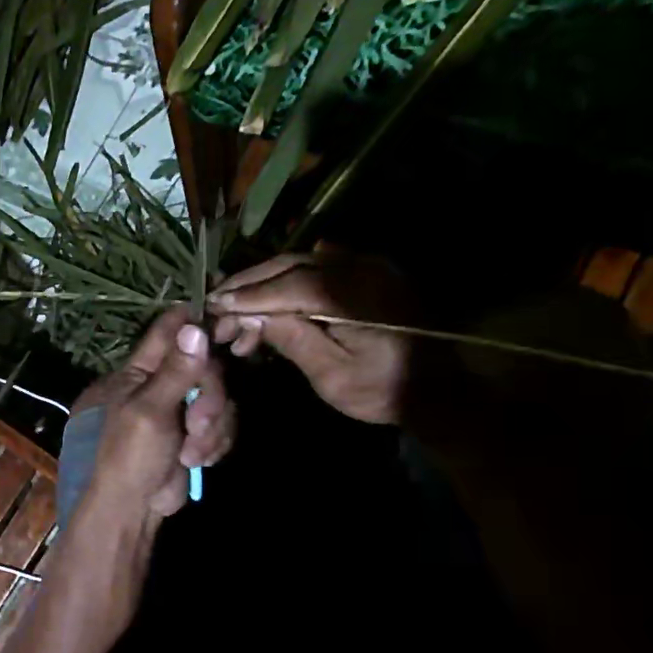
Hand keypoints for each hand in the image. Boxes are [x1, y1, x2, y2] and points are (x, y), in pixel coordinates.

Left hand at [74, 307, 234, 518]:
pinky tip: (199, 462)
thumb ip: (175, 371)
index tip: (218, 325)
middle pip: (206, 368)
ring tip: (191, 455)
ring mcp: (180, 411)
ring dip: (212, 430)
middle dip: (209, 399)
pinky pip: (222, 425)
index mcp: (138, 372)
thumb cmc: (127, 456)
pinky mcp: (196, 436)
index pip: (167, 331)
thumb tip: (195, 328)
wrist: (132, 509)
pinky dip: (215, 444)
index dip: (192, 323)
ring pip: (219, 400)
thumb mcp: (149, 411)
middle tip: (198, 425)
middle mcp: (161, 385)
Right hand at [210, 249, 411, 423]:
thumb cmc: (382, 389)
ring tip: (241, 315)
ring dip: (267, 285)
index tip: (214, 305)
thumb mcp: (332, 375)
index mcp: (350, 295)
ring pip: (303, 263)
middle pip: (291, 265)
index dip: (247, 294)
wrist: (438, 388)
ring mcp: (368, 265)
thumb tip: (250, 314)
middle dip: (250, 285)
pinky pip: (322, 266)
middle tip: (218, 305)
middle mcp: (359, 268)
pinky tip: (273, 300)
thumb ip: (291, 339)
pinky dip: (291, 280)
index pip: (287, 285)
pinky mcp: (371, 272)